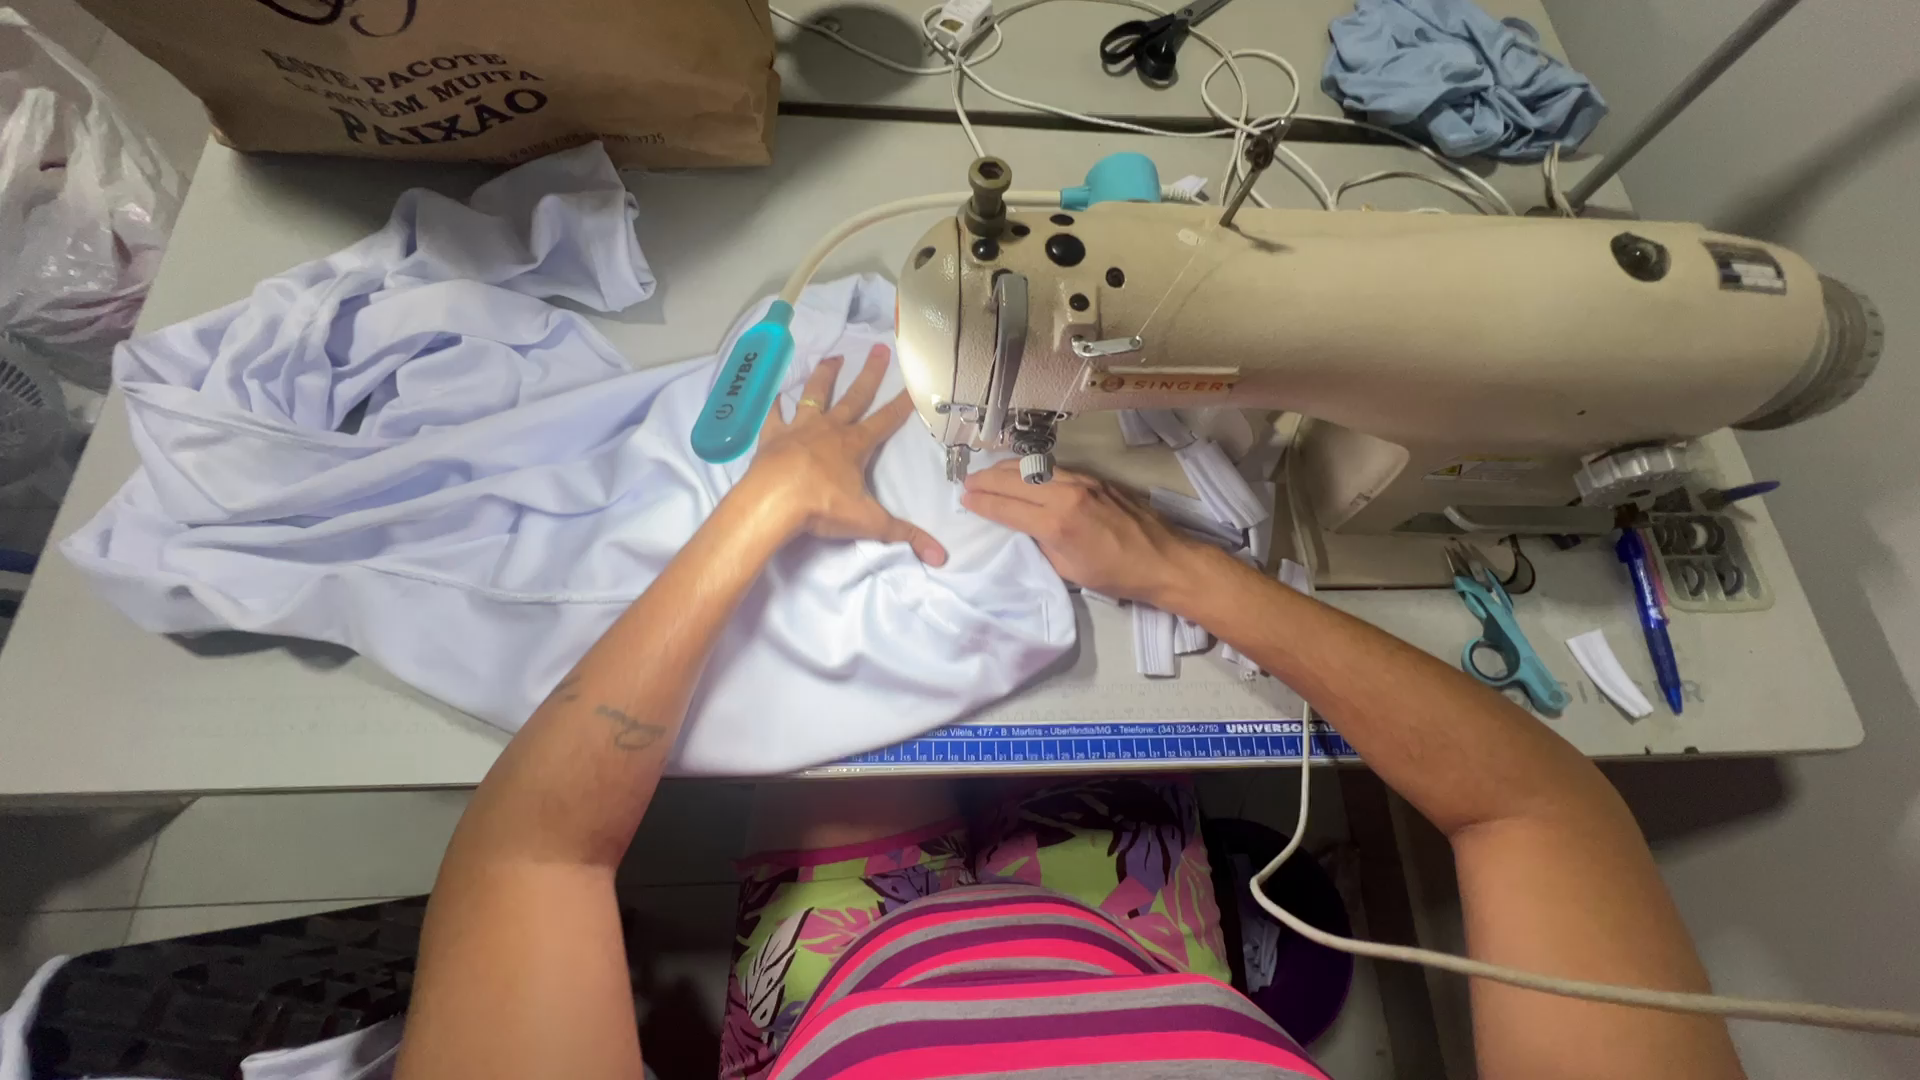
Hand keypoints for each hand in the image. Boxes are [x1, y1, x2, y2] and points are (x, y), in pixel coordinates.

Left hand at [737, 344, 947, 565]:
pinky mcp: (772, 437)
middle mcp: (830, 429)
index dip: (903, 403)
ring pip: (815, 395)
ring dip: (825, 376)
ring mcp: (799, 429)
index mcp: (855, 445)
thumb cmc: (822, 507)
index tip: (916, 383)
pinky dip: (775, 404)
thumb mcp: (870, 523)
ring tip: (834, 358)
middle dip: (869, 373)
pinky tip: (776, 394)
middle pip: (854, 397)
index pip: (886, 420)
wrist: (773, 502)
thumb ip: (905, 536)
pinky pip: (774, 415)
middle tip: (879, 348)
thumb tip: (941, 557)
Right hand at [961, 461, 1212, 604]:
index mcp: (1057, 523)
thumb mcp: (1068, 569)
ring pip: (1035, 467)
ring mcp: (1084, 482)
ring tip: (988, 472)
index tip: (965, 499)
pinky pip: (1055, 467)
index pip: (1007, 508)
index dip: (982, 503)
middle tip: (967, 481)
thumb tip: (1025, 529)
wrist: (1164, 560)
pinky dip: (1032, 468)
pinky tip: (1023, 472)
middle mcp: (1067, 495)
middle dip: (987, 480)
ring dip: (1006, 468)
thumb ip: (1042, 544)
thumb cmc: (1116, 575)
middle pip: (1015, 480)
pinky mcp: (1096, 478)